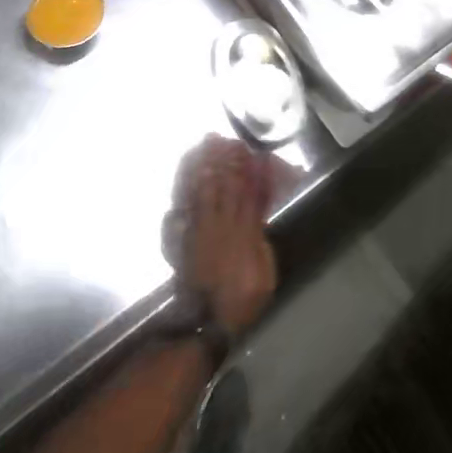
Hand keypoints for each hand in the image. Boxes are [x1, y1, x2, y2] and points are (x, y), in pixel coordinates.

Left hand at [177, 137, 276, 335]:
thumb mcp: (264, 272)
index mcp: (244, 232)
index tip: (251, 152)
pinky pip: (187, 202)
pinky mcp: (186, 232)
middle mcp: (221, 223)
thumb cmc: (243, 296)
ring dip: (204, 164)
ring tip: (204, 145)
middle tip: (220, 137)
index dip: (250, 172)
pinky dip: (188, 184)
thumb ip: (260, 239)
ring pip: (203, 188)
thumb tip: (257, 215)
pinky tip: (189, 172)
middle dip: (223, 160)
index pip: (249, 194)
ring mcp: (201, 226)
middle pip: (223, 185)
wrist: (208, 315)